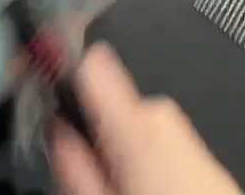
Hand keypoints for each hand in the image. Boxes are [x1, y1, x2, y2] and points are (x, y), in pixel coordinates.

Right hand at [50, 44, 242, 194]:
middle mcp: (160, 113)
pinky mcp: (196, 141)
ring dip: (121, 146)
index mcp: (134, 123)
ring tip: (129, 187)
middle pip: (108, 98)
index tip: (48, 74)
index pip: (91, 62)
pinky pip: (156, 134)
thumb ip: (74, 162)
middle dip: (96, 131)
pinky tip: (152, 187)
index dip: (65, 65)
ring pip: (131, 120)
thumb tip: (56, 130)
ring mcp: (181, 125)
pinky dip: (147, 155)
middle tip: (96, 174)